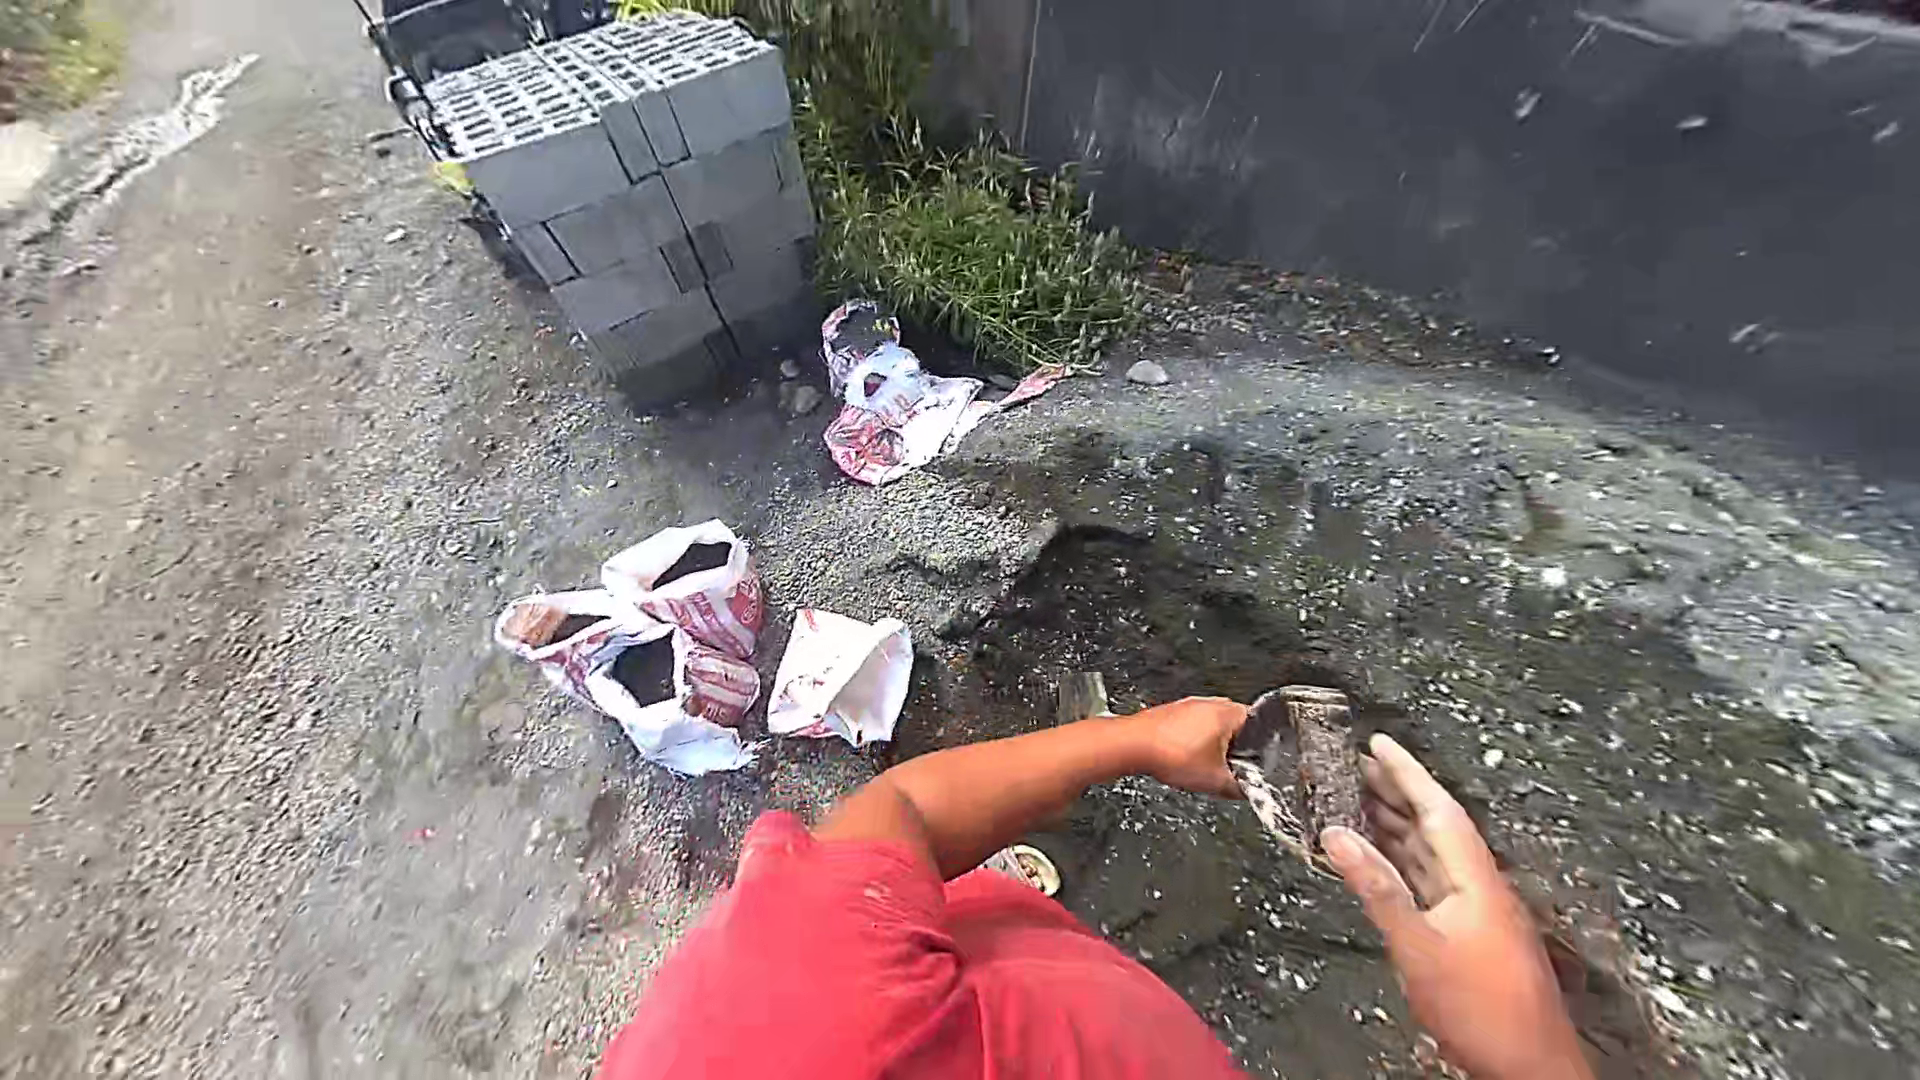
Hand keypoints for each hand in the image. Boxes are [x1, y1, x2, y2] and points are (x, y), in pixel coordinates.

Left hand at [1127, 697, 1246, 797]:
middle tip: (1232, 765)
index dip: (1261, 742)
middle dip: (1235, 745)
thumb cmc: (1170, 754)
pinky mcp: (1167, 713)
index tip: (1257, 758)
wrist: (1131, 745)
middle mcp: (1205, 703)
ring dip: (1212, 743)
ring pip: (1210, 724)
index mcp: (1225, 712)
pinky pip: (1189, 725)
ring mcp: (1184, 706)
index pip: (1257, 720)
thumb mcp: (1216, 781)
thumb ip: (1239, 788)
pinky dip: (1191, 740)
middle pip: (1233, 723)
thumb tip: (1249, 791)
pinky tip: (1184, 757)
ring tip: (1205, 763)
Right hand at [1323, 734, 1591, 1079]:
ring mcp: (1469, 908)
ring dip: (1389, 821)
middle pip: (1431, 825)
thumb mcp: (1419, 947)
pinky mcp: (1460, 928)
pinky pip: (1420, 875)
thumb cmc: (1483, 1013)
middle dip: (1393, 789)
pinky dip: (1391, 855)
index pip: (1439, 811)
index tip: (1378, 743)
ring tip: (1352, 795)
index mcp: (1476, 882)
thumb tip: (1336, 835)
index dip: (1408, 773)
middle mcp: (1476, 887)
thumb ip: (1377, 888)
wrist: (1531, 1078)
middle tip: (1352, 762)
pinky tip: (1368, 850)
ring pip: (1424, 849)